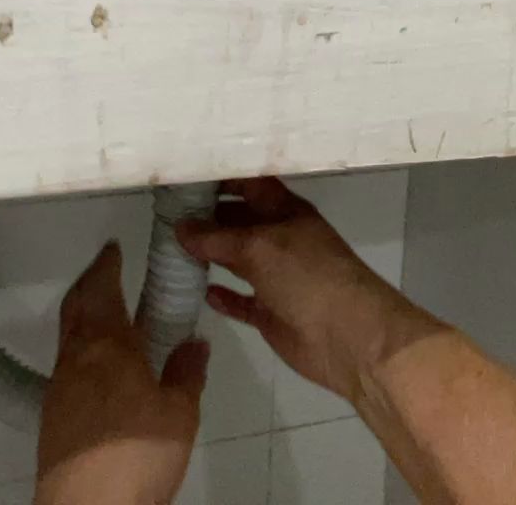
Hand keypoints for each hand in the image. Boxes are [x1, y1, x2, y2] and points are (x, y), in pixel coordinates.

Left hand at [35, 241, 209, 504]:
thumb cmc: (136, 453)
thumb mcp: (179, 414)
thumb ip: (187, 374)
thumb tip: (196, 343)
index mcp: (108, 344)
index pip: (102, 288)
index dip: (107, 264)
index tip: (114, 247)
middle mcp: (76, 356)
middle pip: (76, 305)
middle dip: (90, 282)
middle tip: (108, 271)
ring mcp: (59, 386)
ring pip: (68, 335)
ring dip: (84, 316)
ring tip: (108, 317)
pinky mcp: (52, 414)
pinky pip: (66, 365)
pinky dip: (81, 349)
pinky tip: (99, 368)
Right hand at [176, 177, 443, 403]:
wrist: (350, 337)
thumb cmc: (307, 275)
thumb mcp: (258, 246)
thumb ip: (216, 237)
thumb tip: (179, 227)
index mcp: (285, 212)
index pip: (250, 185)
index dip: (222, 179)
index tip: (186, 177)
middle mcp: (280, 238)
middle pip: (239, 220)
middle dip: (208, 216)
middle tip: (166, 213)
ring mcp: (276, 277)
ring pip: (237, 259)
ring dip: (210, 254)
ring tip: (171, 247)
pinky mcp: (271, 311)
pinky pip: (241, 299)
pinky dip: (222, 295)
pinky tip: (198, 290)